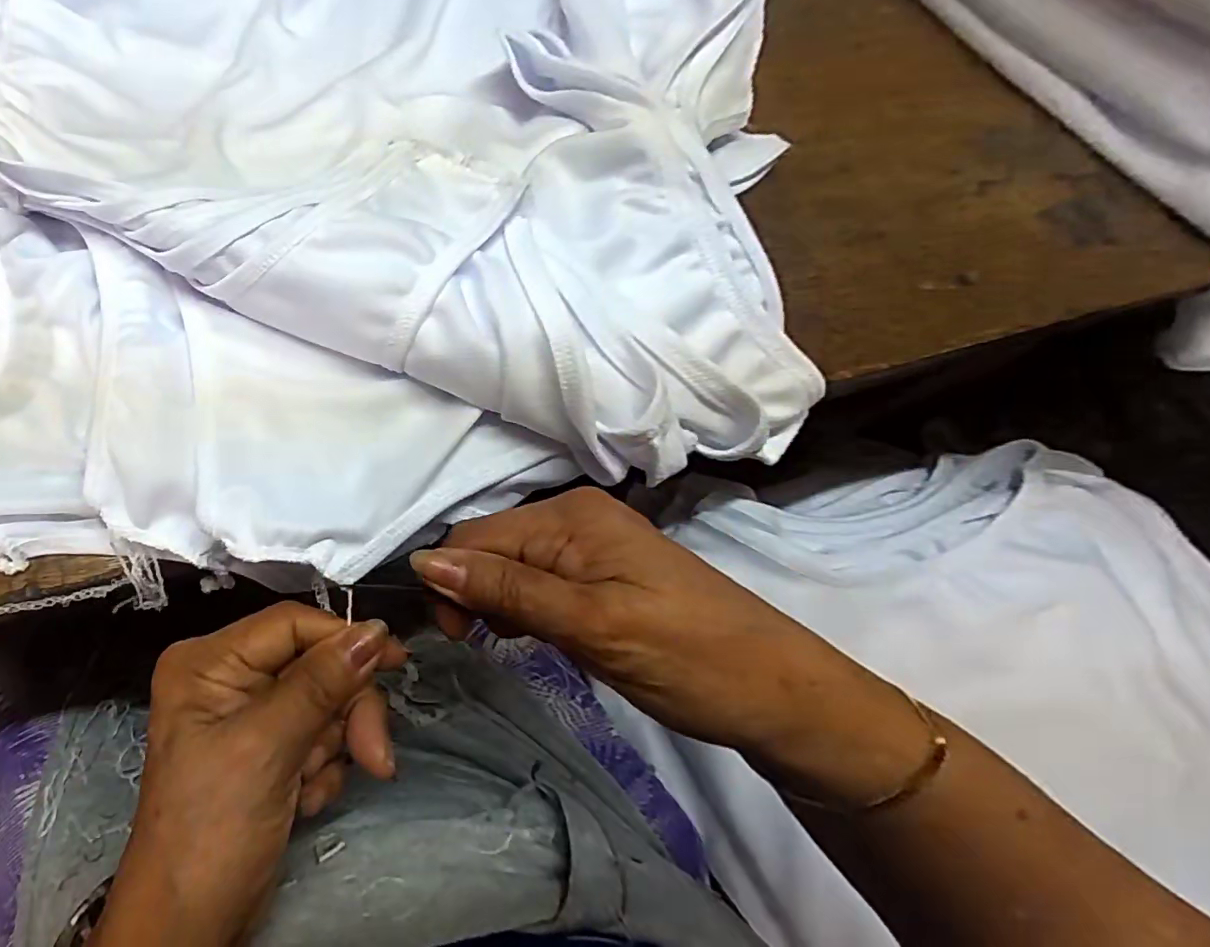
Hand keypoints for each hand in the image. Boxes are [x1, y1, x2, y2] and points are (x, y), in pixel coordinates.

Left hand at [92, 603, 407, 946]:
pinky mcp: (268, 748)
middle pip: (315, 664)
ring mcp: (249, 714)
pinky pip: (318, 734)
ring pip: (324, 701)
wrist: (188, 928)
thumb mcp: (268, 746)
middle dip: (344, 711)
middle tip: (373, 756)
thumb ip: (323, 683)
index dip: (343, 639)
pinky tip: (302, 801)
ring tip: (311, 789)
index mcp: (209, 661)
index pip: (291, 625)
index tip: (394, 663)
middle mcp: (228, 678)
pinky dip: (322, 768)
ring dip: (332, 746)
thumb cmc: (212, 830)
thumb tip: (376, 629)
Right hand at [411, 488, 929, 806]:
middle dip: (473, 592)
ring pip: (510, 564)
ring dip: (497, 602)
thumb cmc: (689, 658)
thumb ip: (507, 590)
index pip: (475, 536)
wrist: (783, 694)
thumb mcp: (591, 626)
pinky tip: (533, 635)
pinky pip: (538, 578)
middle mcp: (574, 516)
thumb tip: (426, 564)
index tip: (457, 640)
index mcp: (570, 515)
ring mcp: (591, 542)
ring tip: (514, 644)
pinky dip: (523, 606)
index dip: (451, 583)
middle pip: (490, 546)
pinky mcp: (601, 571)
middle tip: (484, 647)